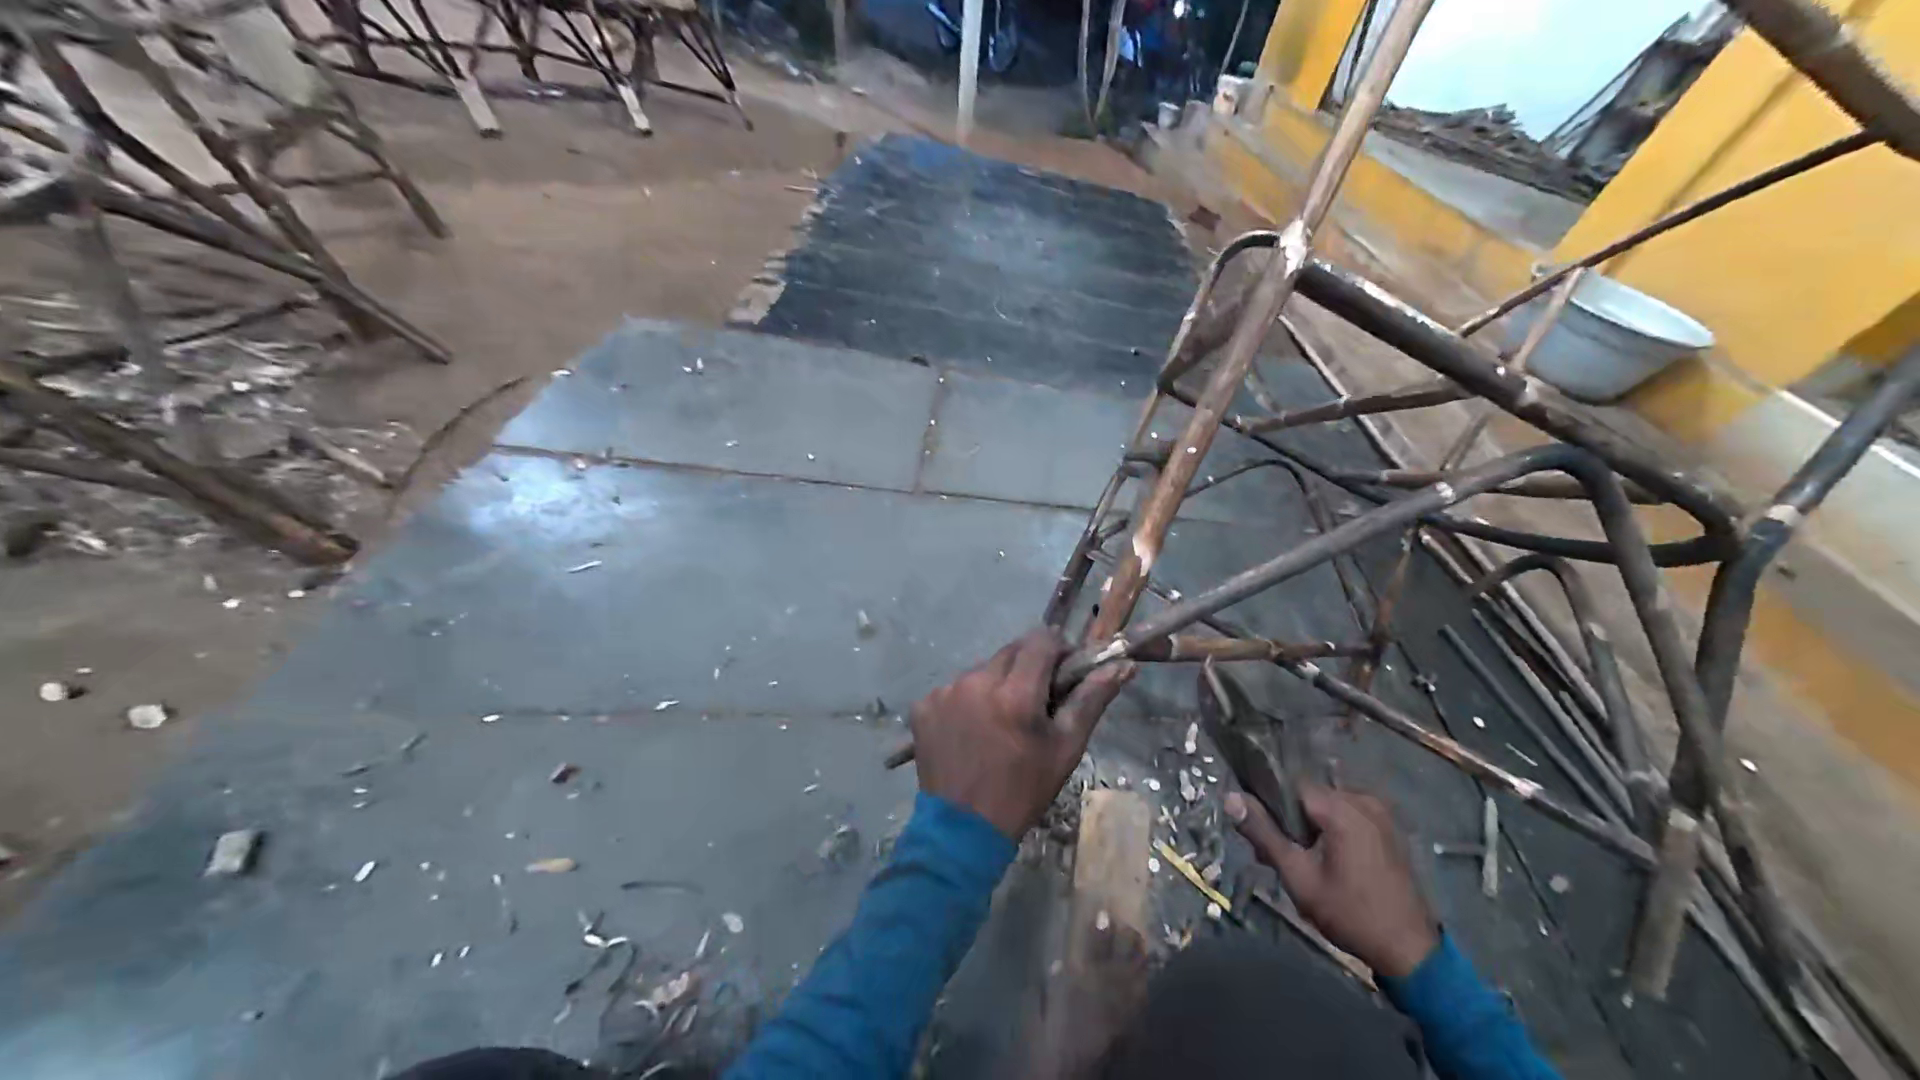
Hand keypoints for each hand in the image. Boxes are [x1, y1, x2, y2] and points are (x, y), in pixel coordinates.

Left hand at [910, 628, 1134, 838]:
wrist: (963, 830)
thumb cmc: (1023, 789)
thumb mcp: (1065, 747)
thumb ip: (1091, 699)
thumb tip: (1121, 665)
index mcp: (1016, 693)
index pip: (1041, 639)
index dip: (1058, 649)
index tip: (1062, 673)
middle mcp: (977, 682)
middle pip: (1011, 651)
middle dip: (1028, 667)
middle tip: (1034, 702)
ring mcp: (945, 692)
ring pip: (982, 669)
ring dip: (997, 683)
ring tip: (1000, 720)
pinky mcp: (923, 705)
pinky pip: (954, 688)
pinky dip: (967, 700)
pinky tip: (972, 729)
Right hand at [1227, 783, 1437, 977]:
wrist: (1410, 952)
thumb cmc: (1350, 913)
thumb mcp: (1297, 875)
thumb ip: (1263, 833)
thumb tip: (1230, 797)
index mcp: (1342, 808)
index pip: (1289, 785)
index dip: (1267, 804)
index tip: (1259, 835)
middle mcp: (1363, 800)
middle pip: (1307, 796)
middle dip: (1286, 820)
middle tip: (1274, 856)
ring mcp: (1379, 814)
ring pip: (1324, 807)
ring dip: (1306, 827)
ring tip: (1298, 862)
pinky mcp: (1387, 829)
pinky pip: (1345, 816)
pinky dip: (1328, 831)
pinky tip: (1322, 861)